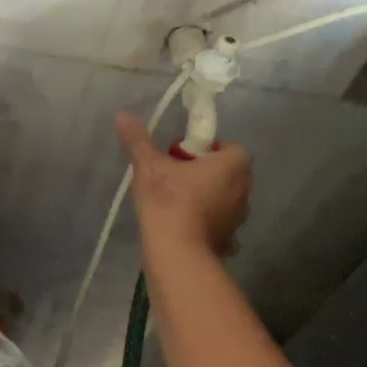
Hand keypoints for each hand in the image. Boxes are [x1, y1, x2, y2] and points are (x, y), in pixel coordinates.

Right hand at [116, 111, 251, 254]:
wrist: (176, 252)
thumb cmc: (168, 201)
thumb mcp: (148, 166)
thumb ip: (138, 140)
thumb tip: (122, 115)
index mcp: (232, 166)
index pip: (231, 147)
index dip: (209, 148)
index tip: (184, 155)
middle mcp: (243, 190)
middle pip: (229, 172)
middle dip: (207, 172)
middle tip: (177, 176)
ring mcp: (238, 218)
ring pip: (226, 199)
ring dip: (209, 197)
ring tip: (178, 202)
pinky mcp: (229, 240)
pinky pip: (221, 225)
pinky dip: (209, 225)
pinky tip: (187, 228)